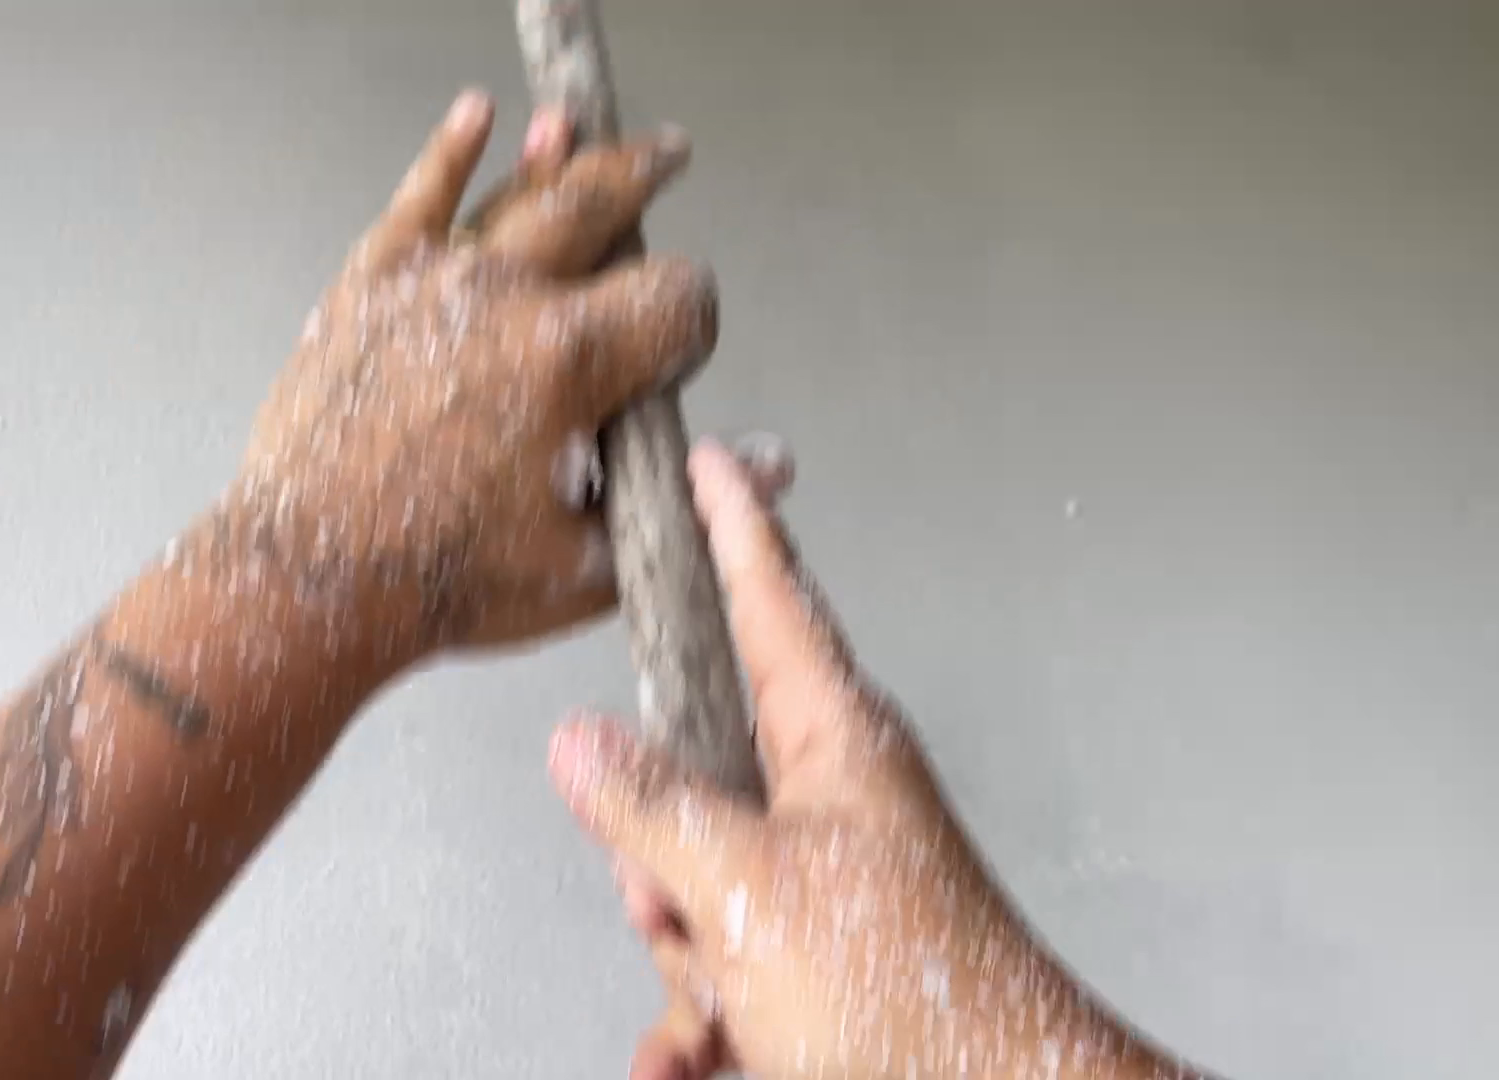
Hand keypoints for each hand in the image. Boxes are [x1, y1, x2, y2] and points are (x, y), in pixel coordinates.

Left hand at [238, 91, 780, 649]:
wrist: (309, 581)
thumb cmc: (448, 582)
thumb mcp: (592, 566)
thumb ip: (684, 506)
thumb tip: (766, 468)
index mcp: (569, 361)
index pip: (676, 297)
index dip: (695, 319)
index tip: (679, 349)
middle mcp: (507, 300)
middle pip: (601, 204)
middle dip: (647, 179)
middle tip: (672, 154)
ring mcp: (433, 284)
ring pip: (520, 192)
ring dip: (567, 155)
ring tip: (590, 125)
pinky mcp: (371, 288)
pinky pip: (421, 200)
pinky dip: (452, 154)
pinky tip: (479, 118)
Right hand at [549, 444, 1162, 1079]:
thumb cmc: (919, 1002)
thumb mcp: (753, 891)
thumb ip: (656, 808)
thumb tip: (579, 742)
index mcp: (830, 736)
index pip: (769, 594)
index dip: (736, 523)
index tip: (713, 464)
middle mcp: (822, 783)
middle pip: (697, 754)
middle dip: (659, 840)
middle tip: (669, 899)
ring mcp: (813, 860)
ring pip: (693, 860)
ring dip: (682, 938)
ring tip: (722, 998)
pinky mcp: (809, 930)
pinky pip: (720, 943)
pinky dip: (701, 1005)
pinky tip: (699, 1054)